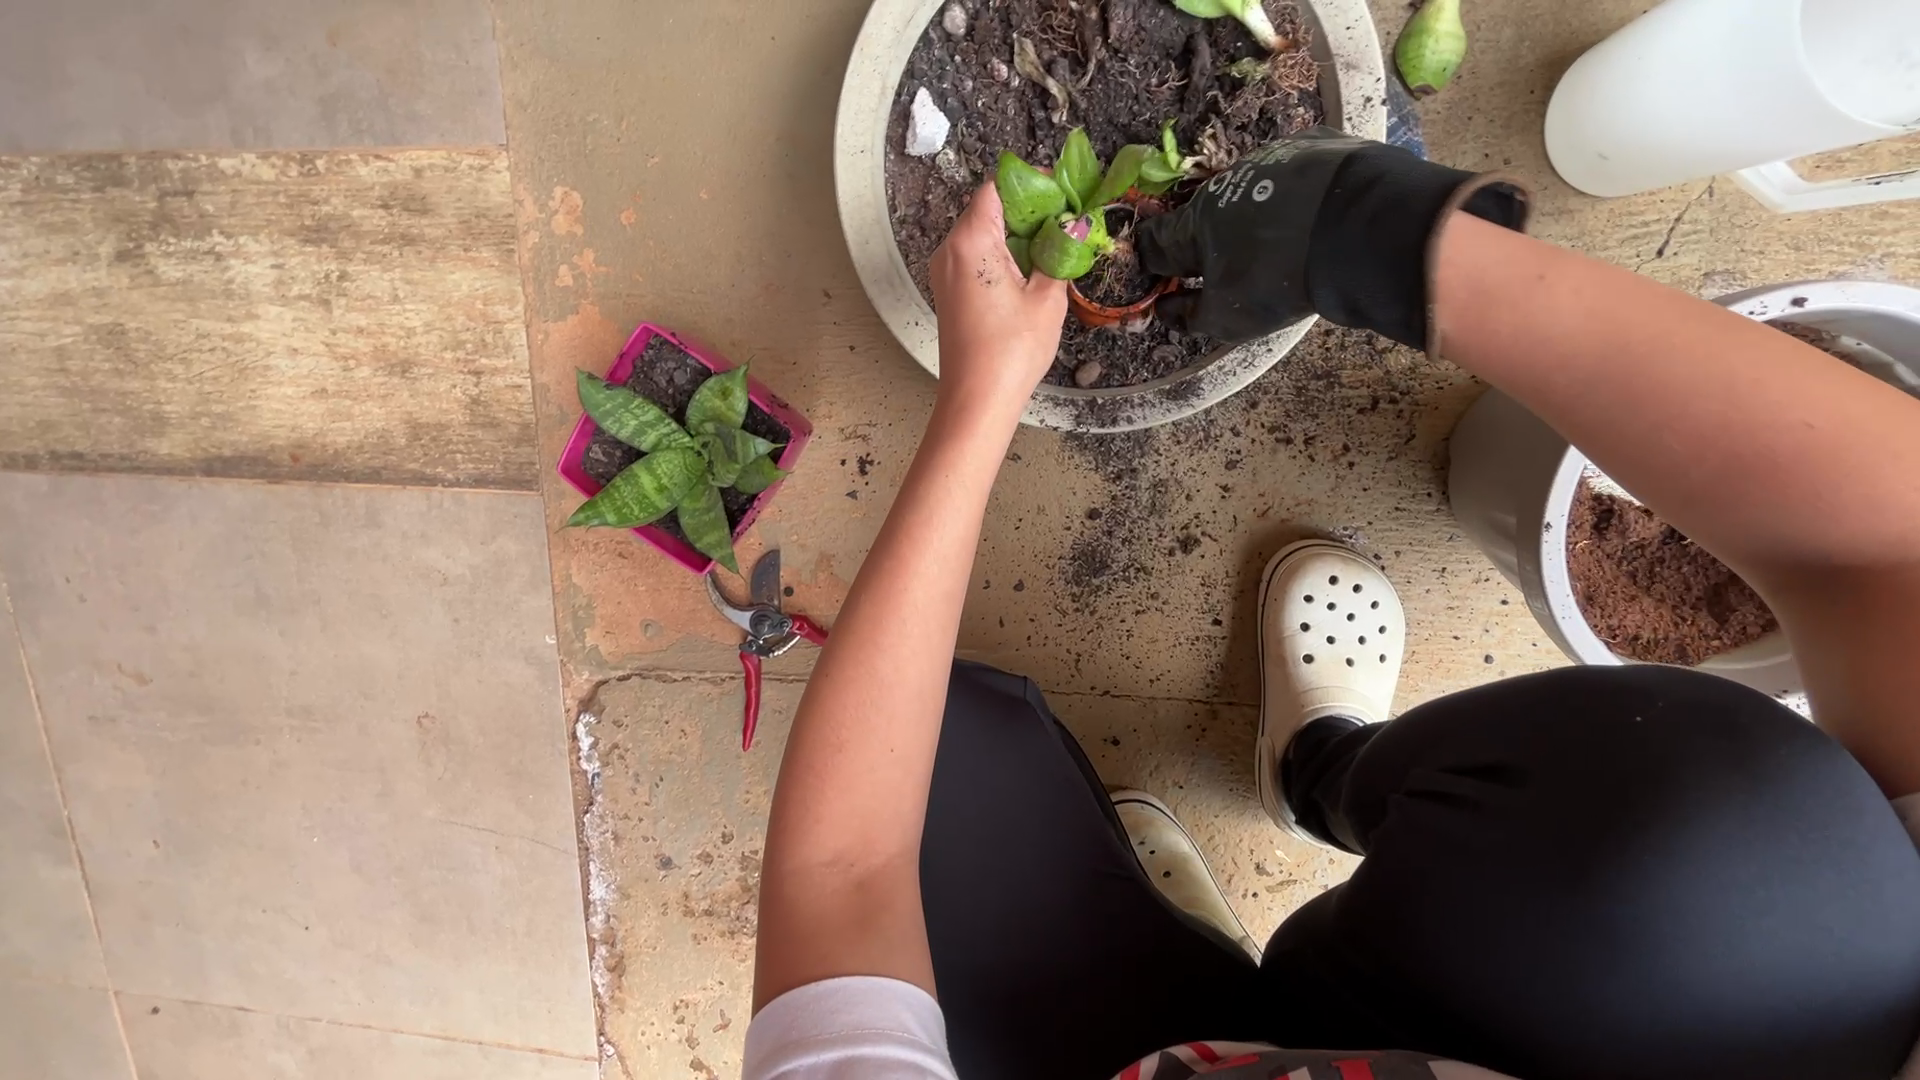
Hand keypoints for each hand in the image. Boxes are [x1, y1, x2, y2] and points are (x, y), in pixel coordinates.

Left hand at [930, 183, 1068, 424]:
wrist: (977, 400)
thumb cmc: (1010, 352)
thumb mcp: (1048, 298)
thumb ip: (1060, 254)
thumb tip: (1073, 227)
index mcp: (970, 240)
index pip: (997, 188)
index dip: (1030, 184)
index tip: (1061, 191)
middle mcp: (949, 250)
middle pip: (988, 210)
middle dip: (1028, 210)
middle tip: (1066, 219)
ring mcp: (945, 273)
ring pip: (982, 236)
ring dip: (1017, 236)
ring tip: (1054, 247)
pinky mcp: (949, 294)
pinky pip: (976, 260)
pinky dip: (1002, 257)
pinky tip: (1031, 272)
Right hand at [1136, 129, 1525, 349]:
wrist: (1362, 230)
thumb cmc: (1278, 280)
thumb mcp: (1225, 316)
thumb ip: (1187, 316)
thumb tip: (1165, 308)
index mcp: (1194, 222)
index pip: (1154, 240)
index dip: (1152, 262)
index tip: (1162, 278)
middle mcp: (1224, 182)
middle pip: (1202, 215)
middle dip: (1206, 241)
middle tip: (1224, 269)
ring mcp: (1270, 158)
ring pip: (1247, 193)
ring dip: (1251, 217)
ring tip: (1279, 244)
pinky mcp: (1315, 146)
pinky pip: (1292, 175)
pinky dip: (1293, 197)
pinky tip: (1313, 218)